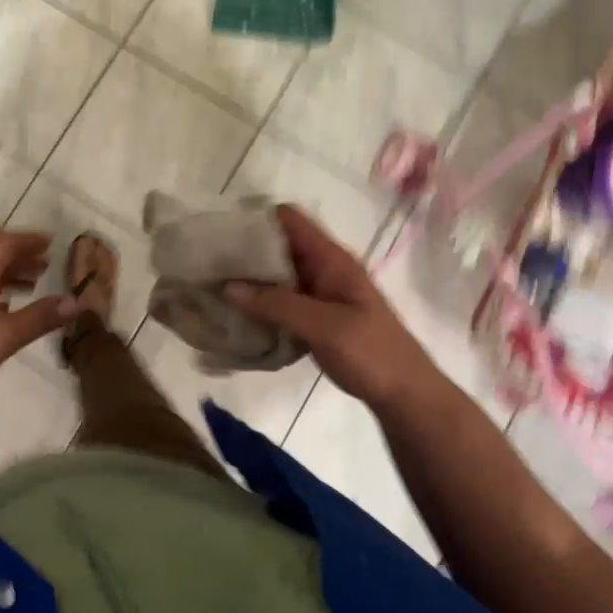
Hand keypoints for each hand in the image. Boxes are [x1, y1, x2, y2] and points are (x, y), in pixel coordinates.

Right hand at [223, 205, 447, 414]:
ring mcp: (317, 293)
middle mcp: (322, 268)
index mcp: (331, 260)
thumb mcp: (324, 327)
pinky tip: (232, 310)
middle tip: (206, 260)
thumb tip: (228, 286)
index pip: (289, 220)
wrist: (405, 394)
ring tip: (211, 282)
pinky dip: (256, 300)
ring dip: (247, 276)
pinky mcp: (311, 315)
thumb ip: (277, 304)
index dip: (256, 218)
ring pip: (274, 272)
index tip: (221, 231)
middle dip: (243, 248)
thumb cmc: (372, 353)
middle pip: (276, 244)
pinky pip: (277, 298)